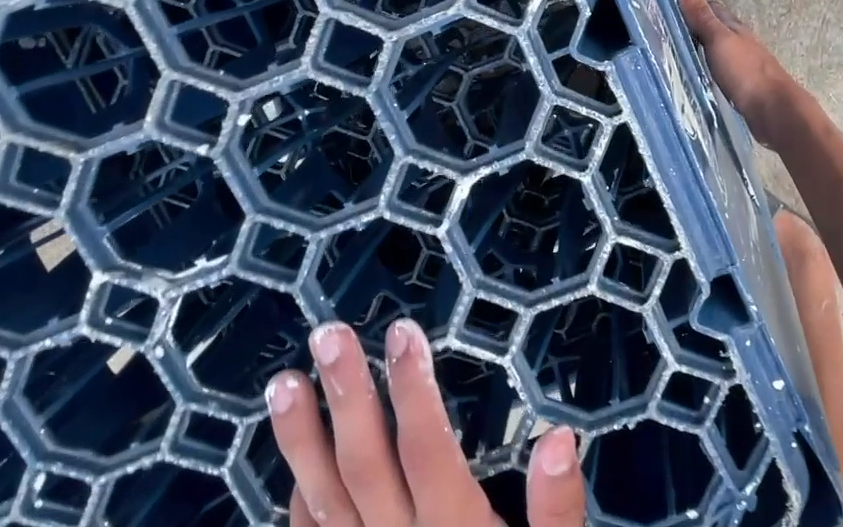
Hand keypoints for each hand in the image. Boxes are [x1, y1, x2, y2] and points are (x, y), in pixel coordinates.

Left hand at [267, 319, 583, 526]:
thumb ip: (557, 511)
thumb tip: (560, 437)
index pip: (424, 445)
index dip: (412, 387)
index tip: (402, 333)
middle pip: (364, 462)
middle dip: (347, 395)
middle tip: (329, 334)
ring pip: (323, 500)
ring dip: (301, 441)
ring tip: (282, 384)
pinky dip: (298, 505)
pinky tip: (293, 472)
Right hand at [675, 0, 806, 147]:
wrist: (773, 110)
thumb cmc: (745, 71)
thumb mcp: (718, 39)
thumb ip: (701, 14)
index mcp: (735, 28)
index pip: (712, 8)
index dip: (693, 5)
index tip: (670, 7)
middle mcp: (742, 42)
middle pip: (718, 28)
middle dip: (697, 27)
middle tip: (670, 31)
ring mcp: (745, 64)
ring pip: (721, 50)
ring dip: (704, 49)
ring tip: (680, 53)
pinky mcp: (745, 85)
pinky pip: (723, 70)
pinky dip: (710, 68)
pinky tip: (702, 76)